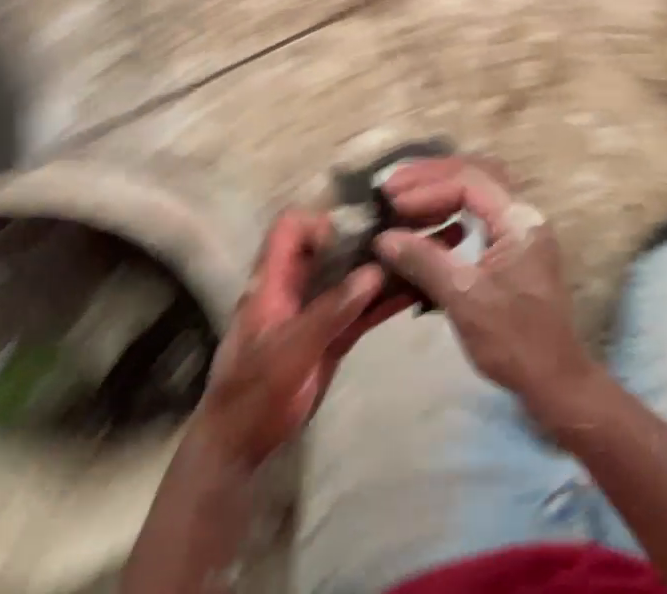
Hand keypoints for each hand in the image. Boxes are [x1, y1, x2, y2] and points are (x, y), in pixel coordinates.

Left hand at [193, 212, 396, 466]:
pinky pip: (364, 311)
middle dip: (368, 238)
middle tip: (410, 232)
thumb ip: (330, 311)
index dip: (323, 222)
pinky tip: (418, 291)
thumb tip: (374, 272)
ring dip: (385, 269)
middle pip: (332, 249)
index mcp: (272, 282)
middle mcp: (297, 288)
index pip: (290, 229)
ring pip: (354, 280)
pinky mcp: (334, 337)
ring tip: (426, 254)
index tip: (361, 231)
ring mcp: (318, 313)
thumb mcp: (289, 349)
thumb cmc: (252, 391)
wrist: (240, 444)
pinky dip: (387, 301)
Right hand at [373, 158, 600, 417]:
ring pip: (479, 197)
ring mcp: (521, 235)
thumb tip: (383, 237)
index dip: (427, 186)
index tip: (390, 202)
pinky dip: (451, 219)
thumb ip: (424, 260)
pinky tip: (425, 234)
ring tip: (402, 206)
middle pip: (477, 177)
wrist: (552, 378)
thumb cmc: (512, 338)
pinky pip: (480, 221)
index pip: (470, 180)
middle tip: (391, 189)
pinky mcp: (514, 255)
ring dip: (441, 196)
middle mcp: (524, 218)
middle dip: (433, 179)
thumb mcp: (463, 297)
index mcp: (519, 221)